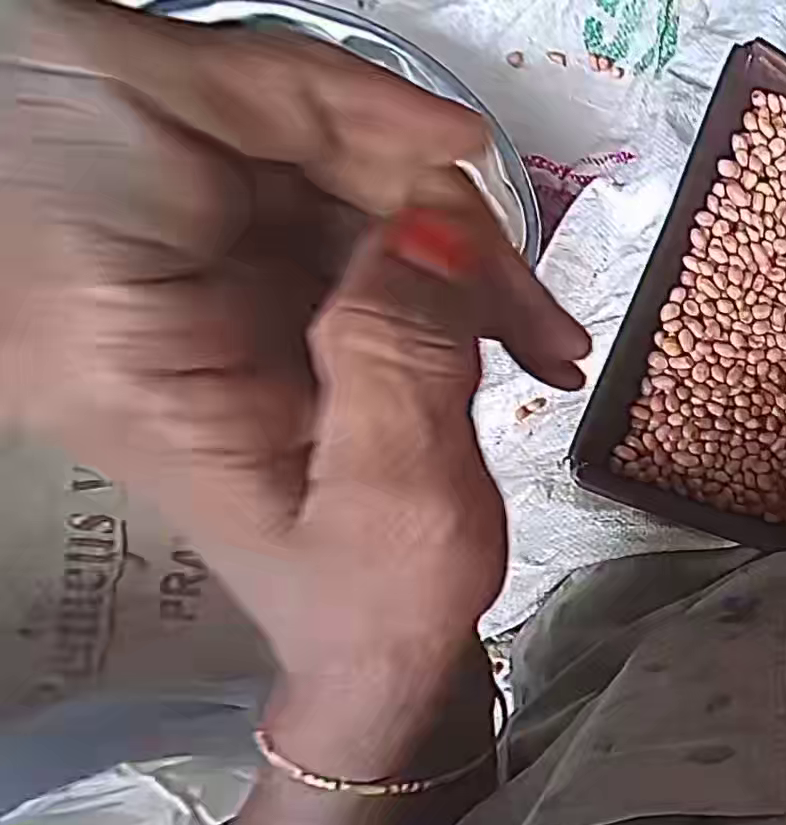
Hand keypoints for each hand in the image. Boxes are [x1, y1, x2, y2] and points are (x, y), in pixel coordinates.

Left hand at [1, 1, 587, 681]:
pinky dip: (452, 267)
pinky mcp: (257, 297)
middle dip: (410, 187)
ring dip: (455, 241)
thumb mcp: (408, 488)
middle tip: (521, 286)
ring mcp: (185, 283)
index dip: (298, 90)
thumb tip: (438, 224)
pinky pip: (356, 229)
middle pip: (239, 126)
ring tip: (544, 335)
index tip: (457, 148)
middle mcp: (108, 281)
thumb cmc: (387, 592)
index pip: (126, 100)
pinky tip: (517, 332)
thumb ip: (406, 348)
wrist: (379, 636)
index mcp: (102, 330)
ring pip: (322, 178)